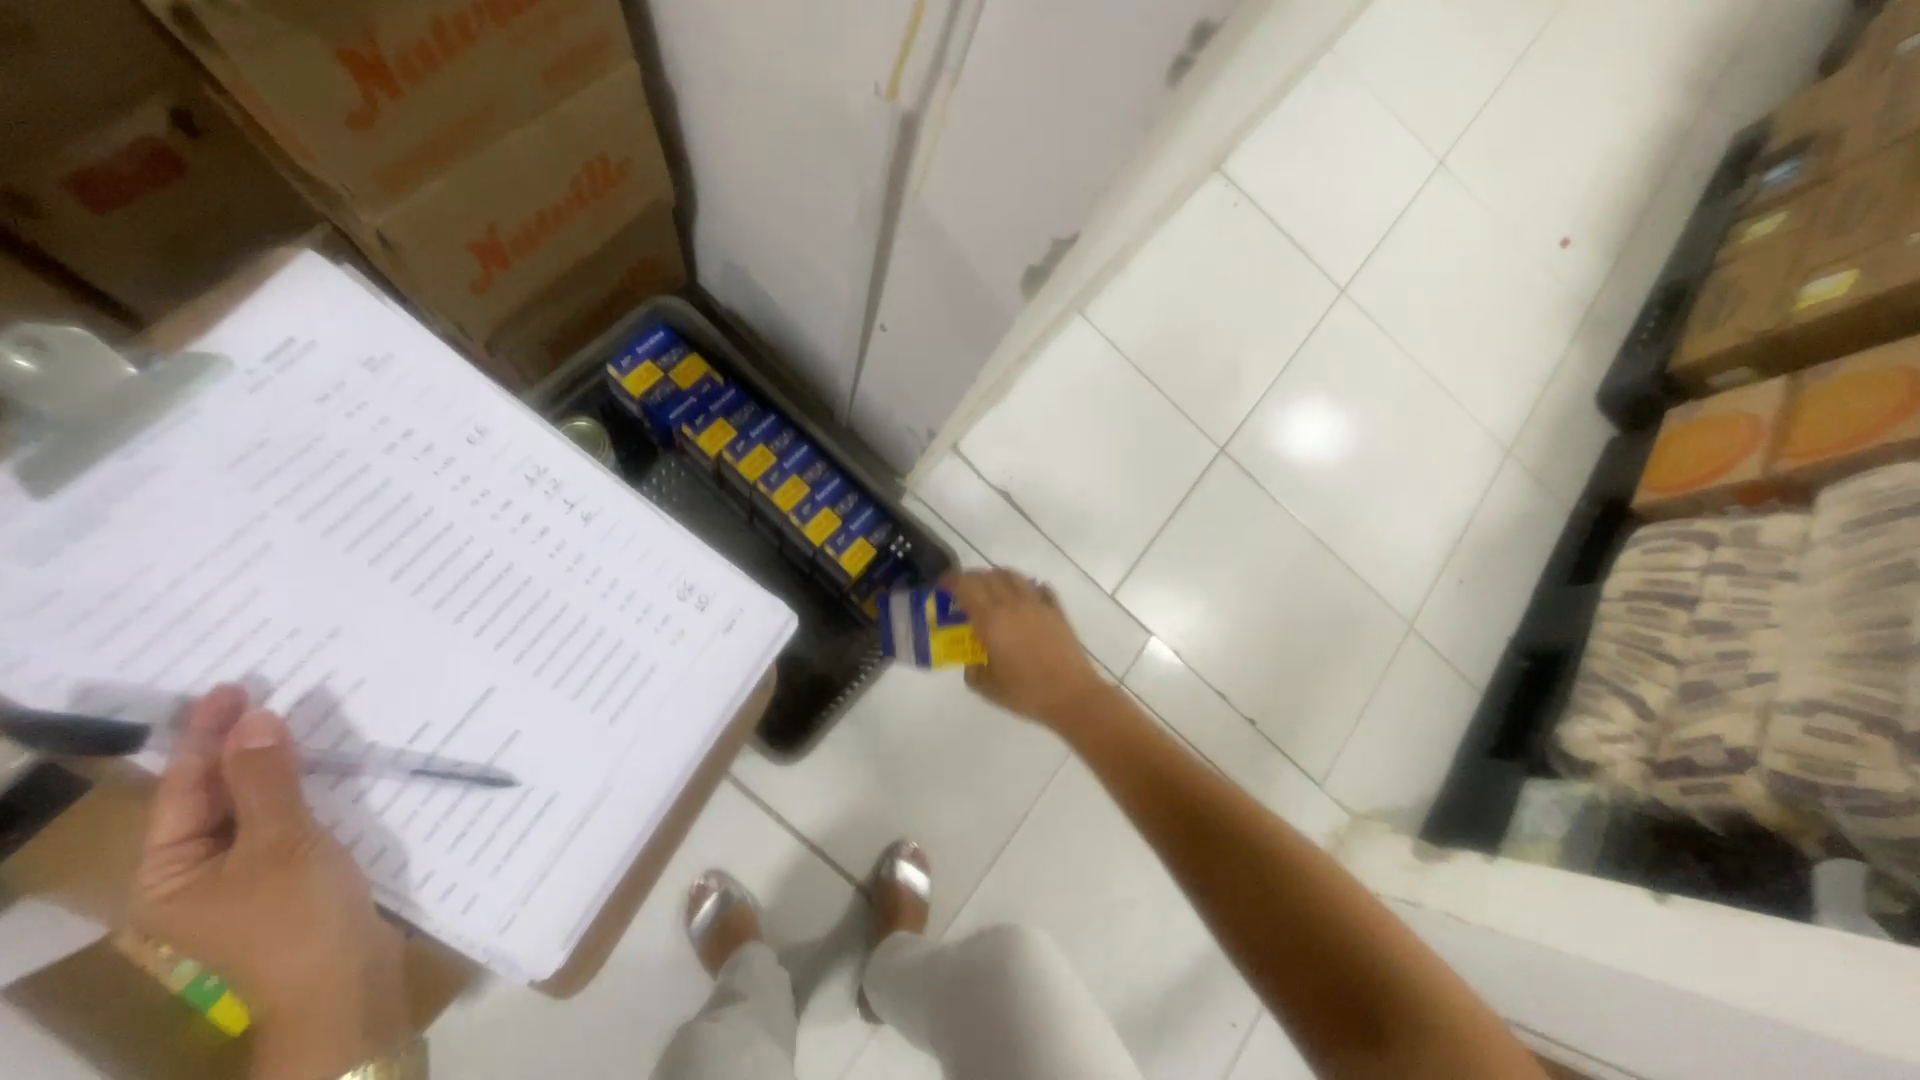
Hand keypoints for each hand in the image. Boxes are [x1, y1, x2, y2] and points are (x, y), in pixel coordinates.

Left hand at [131, 685, 410, 1079]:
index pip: (184, 789)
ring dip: (271, 764)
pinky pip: (281, 821)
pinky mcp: (284, 877)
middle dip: (237, 746)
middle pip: (213, 796)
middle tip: (260, 693)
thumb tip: (254, 719)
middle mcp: (194, 873)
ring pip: (251, 806)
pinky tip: (316, 765)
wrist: (348, 980)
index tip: (232, 688)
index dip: (208, 737)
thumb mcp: (282, 840)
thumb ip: (266, 778)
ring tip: (288, 720)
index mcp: (168, 872)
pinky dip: (296, 789)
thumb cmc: (299, 914)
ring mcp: (242, 877)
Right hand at [945, 569, 1110, 729]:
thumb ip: (972, 670)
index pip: (965, 586)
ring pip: (1012, 576)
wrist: (1072, 695)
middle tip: (961, 591)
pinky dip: (1025, 587)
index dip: (950, 581)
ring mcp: (1037, 604)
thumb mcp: (987, 688)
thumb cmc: (1026, 693)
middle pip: (986, 576)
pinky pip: (1038, 588)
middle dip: (969, 578)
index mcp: (991, 619)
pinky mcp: (1056, 611)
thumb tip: (973, 661)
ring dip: (995, 577)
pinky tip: (1023, 600)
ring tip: (989, 591)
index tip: (941, 587)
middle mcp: (1012, 604)